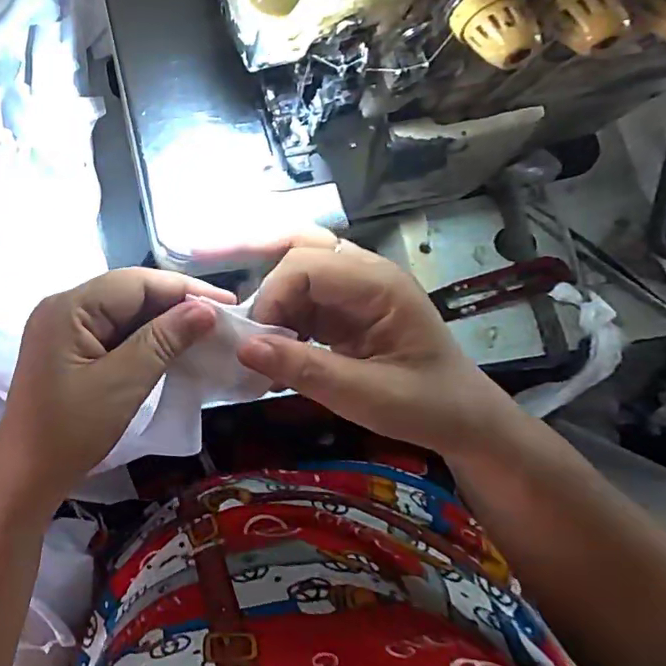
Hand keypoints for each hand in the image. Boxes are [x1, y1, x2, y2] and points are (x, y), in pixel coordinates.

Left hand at [0, 268, 232, 515]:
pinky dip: (141, 338)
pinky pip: (110, 332)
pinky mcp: (66, 350)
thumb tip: (205, 310)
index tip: (229, 302)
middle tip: (223, 318)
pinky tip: (171, 346)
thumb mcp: (123, 383)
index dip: (183, 289)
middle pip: (127, 293)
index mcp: (67, 308)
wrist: (25, 477)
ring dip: (161, 321)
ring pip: (121, 312)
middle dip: (174, 303)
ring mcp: (60, 329)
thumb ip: (163, 340)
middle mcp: (61, 308)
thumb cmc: (71, 431)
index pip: (135, 282)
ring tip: (205, 330)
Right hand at [234, 242, 520, 453]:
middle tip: (201, 254)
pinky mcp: (342, 310)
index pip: (305, 265)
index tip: (259, 343)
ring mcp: (352, 291)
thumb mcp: (368, 396)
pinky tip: (260, 339)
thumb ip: (306, 370)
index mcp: (379, 285)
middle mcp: (363, 275)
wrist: (465, 421)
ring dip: (262, 291)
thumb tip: (243, 349)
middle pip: (297, 243)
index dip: (272, 298)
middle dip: (249, 249)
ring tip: (235, 320)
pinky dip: (274, 314)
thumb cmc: (427, 406)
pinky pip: (298, 298)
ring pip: (293, 266)